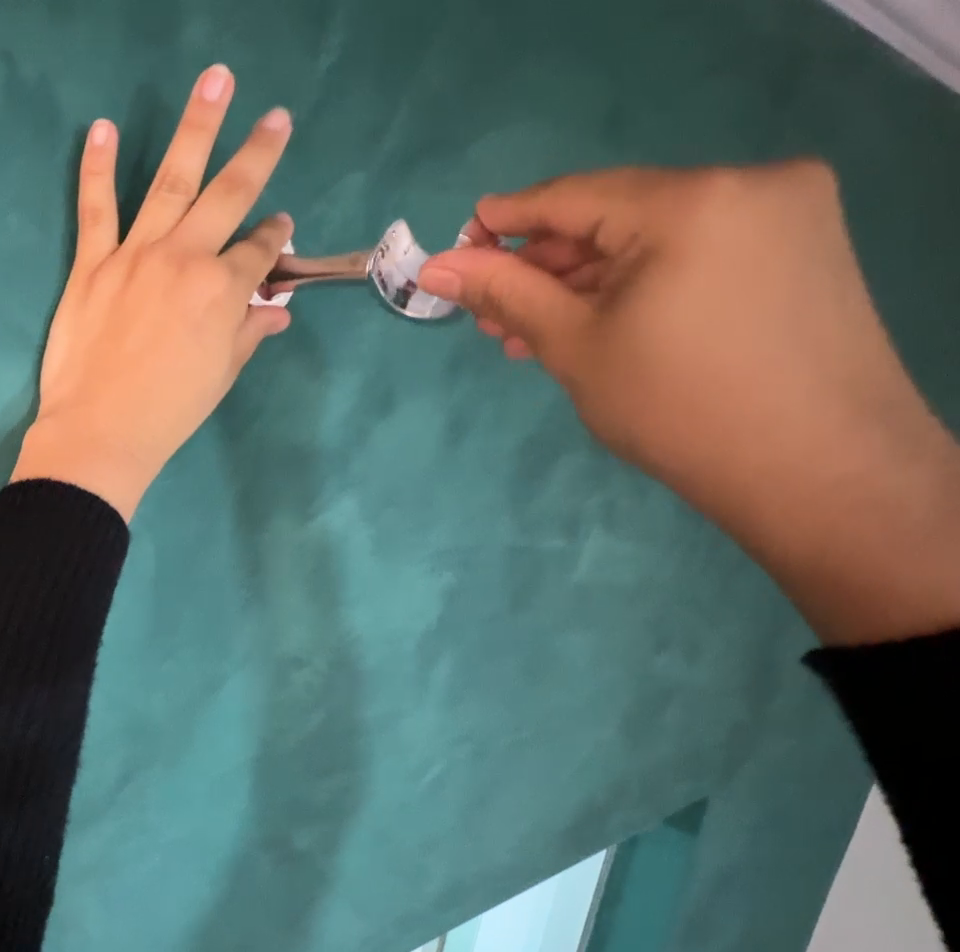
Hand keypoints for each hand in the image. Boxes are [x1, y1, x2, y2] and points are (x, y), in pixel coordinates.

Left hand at [11, 64, 294, 520]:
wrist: (98, 432)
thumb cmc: (166, 414)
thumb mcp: (220, 376)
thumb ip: (247, 333)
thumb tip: (277, 310)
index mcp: (224, 291)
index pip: (260, 251)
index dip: (275, 239)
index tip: (280, 228)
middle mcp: (186, 260)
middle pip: (229, 196)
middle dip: (257, 154)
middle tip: (276, 118)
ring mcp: (136, 256)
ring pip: (171, 182)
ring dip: (196, 128)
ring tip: (215, 81)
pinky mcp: (91, 265)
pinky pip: (95, 209)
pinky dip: (96, 168)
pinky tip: (101, 128)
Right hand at [420, 162, 959, 642]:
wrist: (815, 467)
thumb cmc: (675, 404)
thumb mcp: (572, 344)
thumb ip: (503, 292)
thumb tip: (435, 266)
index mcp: (692, 200)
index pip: (571, 197)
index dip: (503, 222)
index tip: (454, 251)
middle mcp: (749, 184)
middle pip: (612, 213)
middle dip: (542, 264)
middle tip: (490, 313)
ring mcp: (784, 214)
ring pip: (649, 235)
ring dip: (583, 280)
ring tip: (528, 331)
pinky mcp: (799, 249)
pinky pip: (691, 251)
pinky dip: (635, 283)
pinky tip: (592, 324)